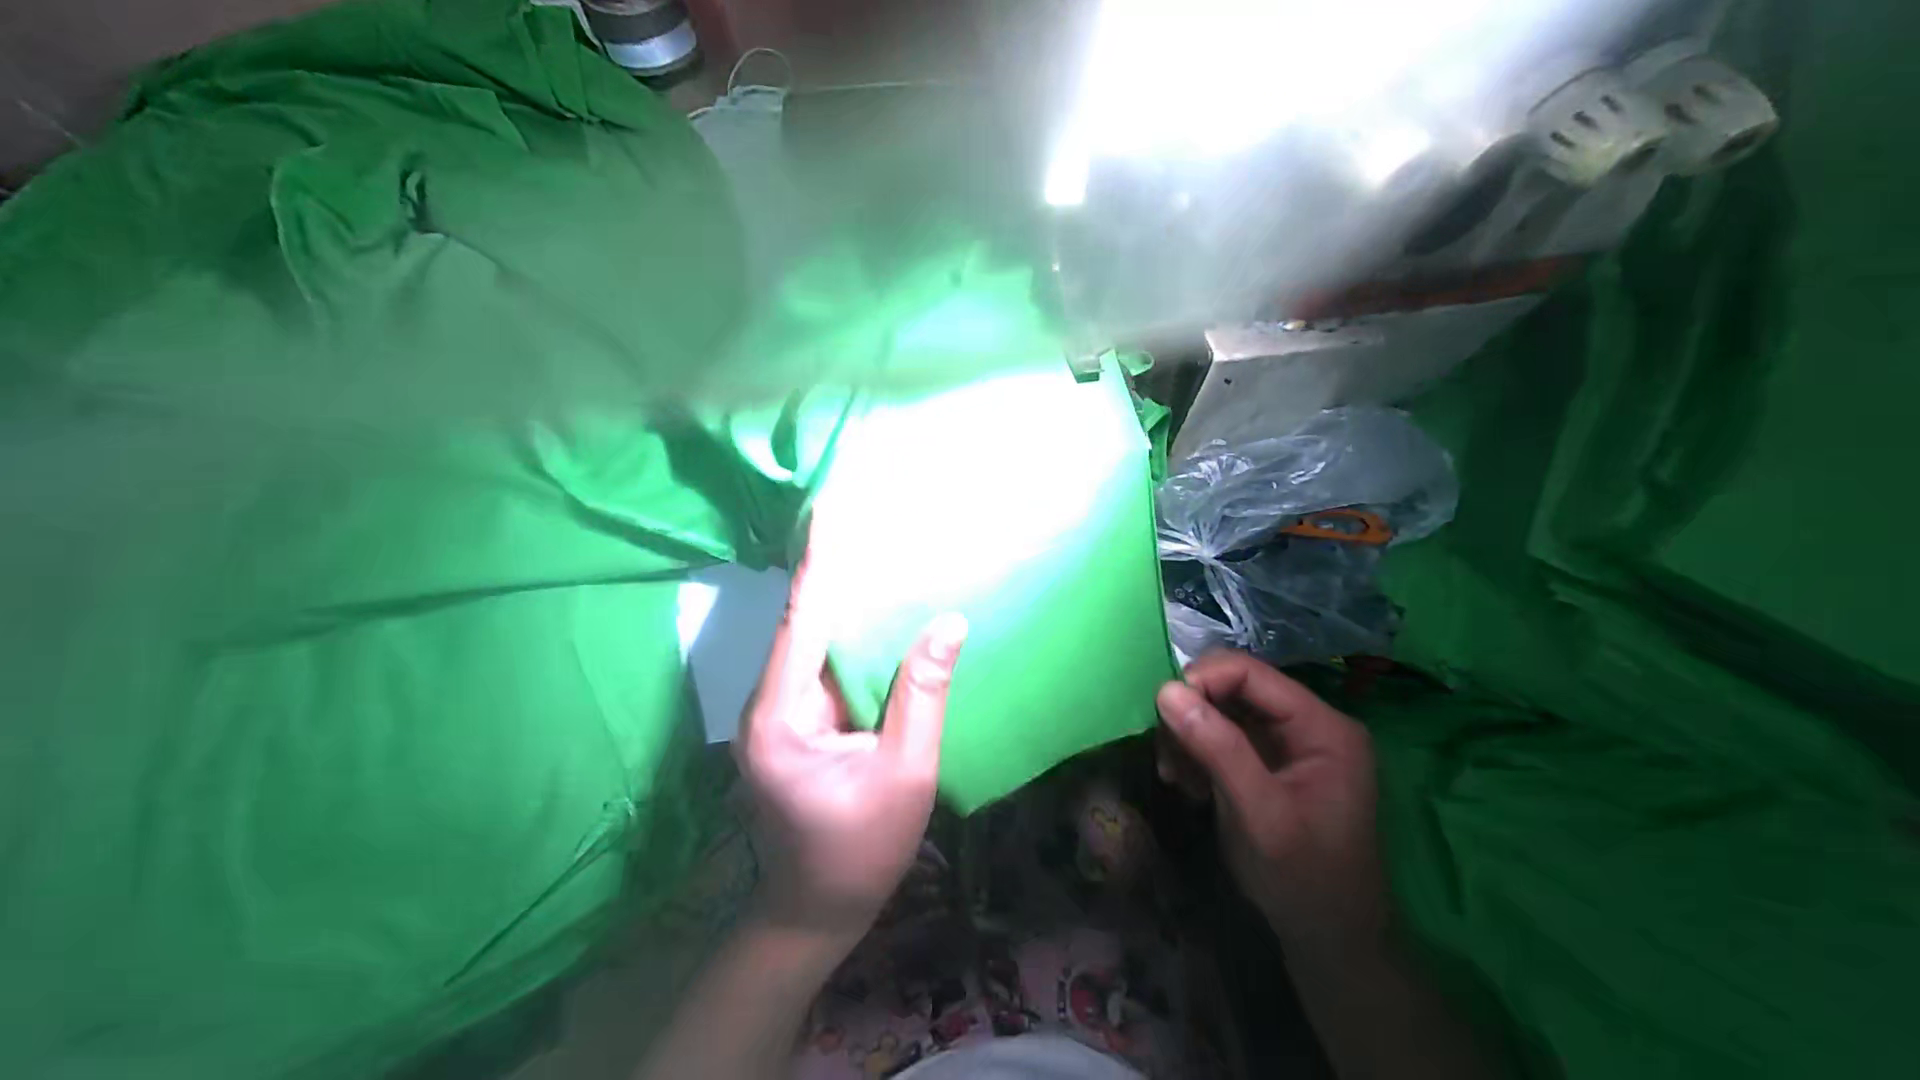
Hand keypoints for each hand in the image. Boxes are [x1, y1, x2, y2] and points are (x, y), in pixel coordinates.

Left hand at [736, 554, 967, 941]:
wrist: (814, 911)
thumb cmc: (860, 850)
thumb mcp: (904, 772)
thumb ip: (923, 694)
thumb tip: (948, 622)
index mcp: (780, 715)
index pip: (801, 621)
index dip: (820, 564)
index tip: (830, 512)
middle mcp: (766, 705)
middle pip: (800, 625)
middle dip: (831, 573)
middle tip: (860, 519)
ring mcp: (775, 715)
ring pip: (808, 644)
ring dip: (838, 603)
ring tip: (870, 553)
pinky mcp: (791, 724)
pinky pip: (818, 667)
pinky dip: (843, 637)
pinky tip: (872, 614)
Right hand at [1155, 650, 1386, 946]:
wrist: (1328, 940)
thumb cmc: (1303, 879)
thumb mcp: (1259, 814)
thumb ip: (1217, 748)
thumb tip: (1166, 690)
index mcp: (1323, 726)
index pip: (1251, 673)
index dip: (1202, 681)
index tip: (1162, 714)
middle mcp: (1307, 724)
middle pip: (1232, 688)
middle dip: (1191, 714)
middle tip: (1167, 755)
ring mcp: (1287, 744)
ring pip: (1220, 710)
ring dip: (1189, 736)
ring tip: (1177, 777)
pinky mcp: (1267, 762)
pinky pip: (1221, 736)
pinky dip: (1196, 753)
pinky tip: (1188, 785)